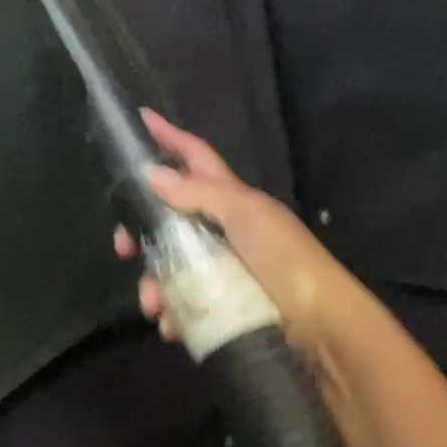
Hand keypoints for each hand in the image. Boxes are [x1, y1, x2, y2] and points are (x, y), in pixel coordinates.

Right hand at [114, 110, 359, 360]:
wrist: (324, 328)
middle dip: (139, 230)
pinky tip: (169, 325)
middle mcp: (222, 229)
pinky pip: (183, 303)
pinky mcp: (221, 304)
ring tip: (152, 304)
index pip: (195, 157)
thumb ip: (197, 193)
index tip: (140, 117)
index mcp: (231, 199)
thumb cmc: (287, 260)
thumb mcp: (245, 215)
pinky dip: (171, 313)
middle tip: (122, 247)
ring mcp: (221, 268)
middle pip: (167, 217)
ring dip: (153, 284)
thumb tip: (149, 172)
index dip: (170, 137)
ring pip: (169, 265)